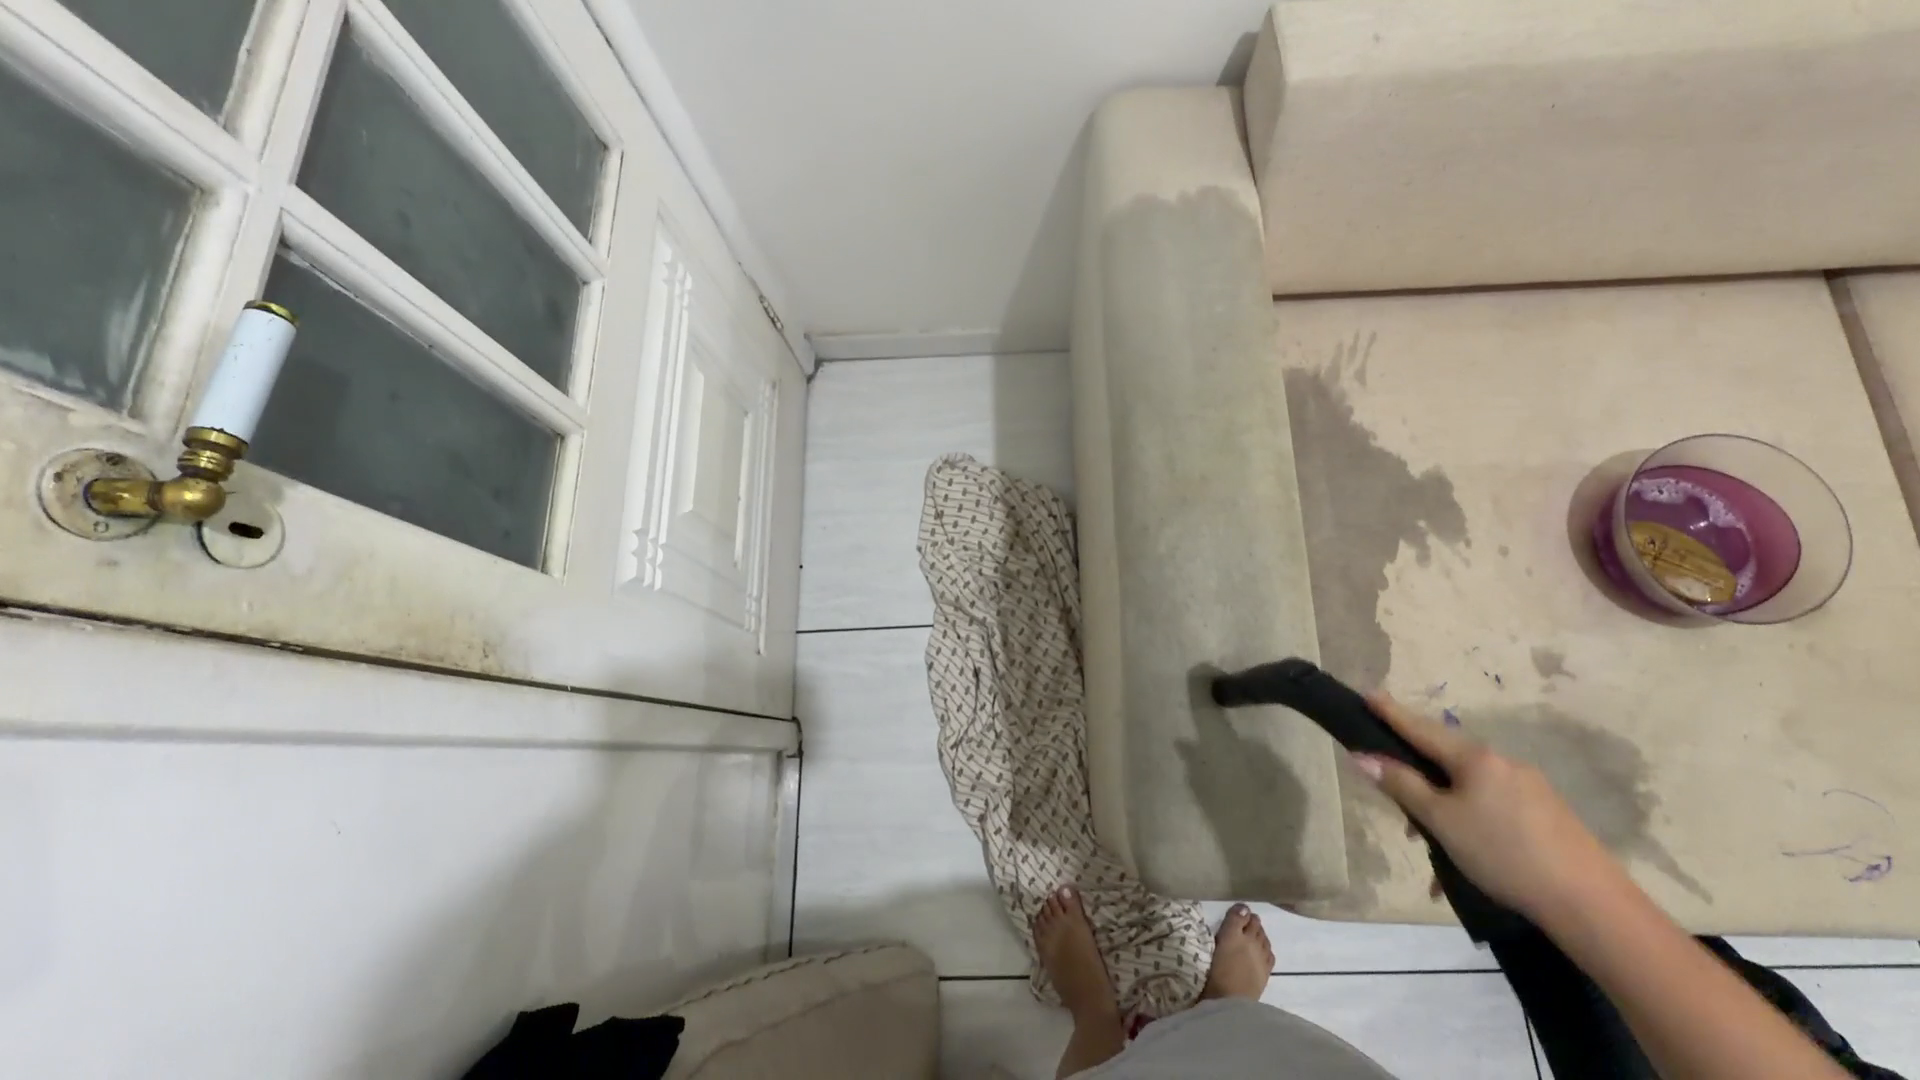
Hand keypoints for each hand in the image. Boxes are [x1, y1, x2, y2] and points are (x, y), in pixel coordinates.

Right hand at [1352, 692, 1628, 920]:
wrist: (1588, 901)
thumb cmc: (1502, 852)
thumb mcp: (1441, 821)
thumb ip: (1402, 786)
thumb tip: (1363, 756)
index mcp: (1476, 758)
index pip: (1422, 728)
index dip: (1392, 713)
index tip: (1367, 693)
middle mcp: (1504, 763)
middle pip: (1446, 760)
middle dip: (1417, 778)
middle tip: (1394, 798)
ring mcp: (1530, 788)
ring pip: (1469, 789)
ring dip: (1443, 810)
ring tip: (1431, 847)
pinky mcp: (1546, 814)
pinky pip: (1492, 808)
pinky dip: (1469, 824)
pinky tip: (1466, 860)